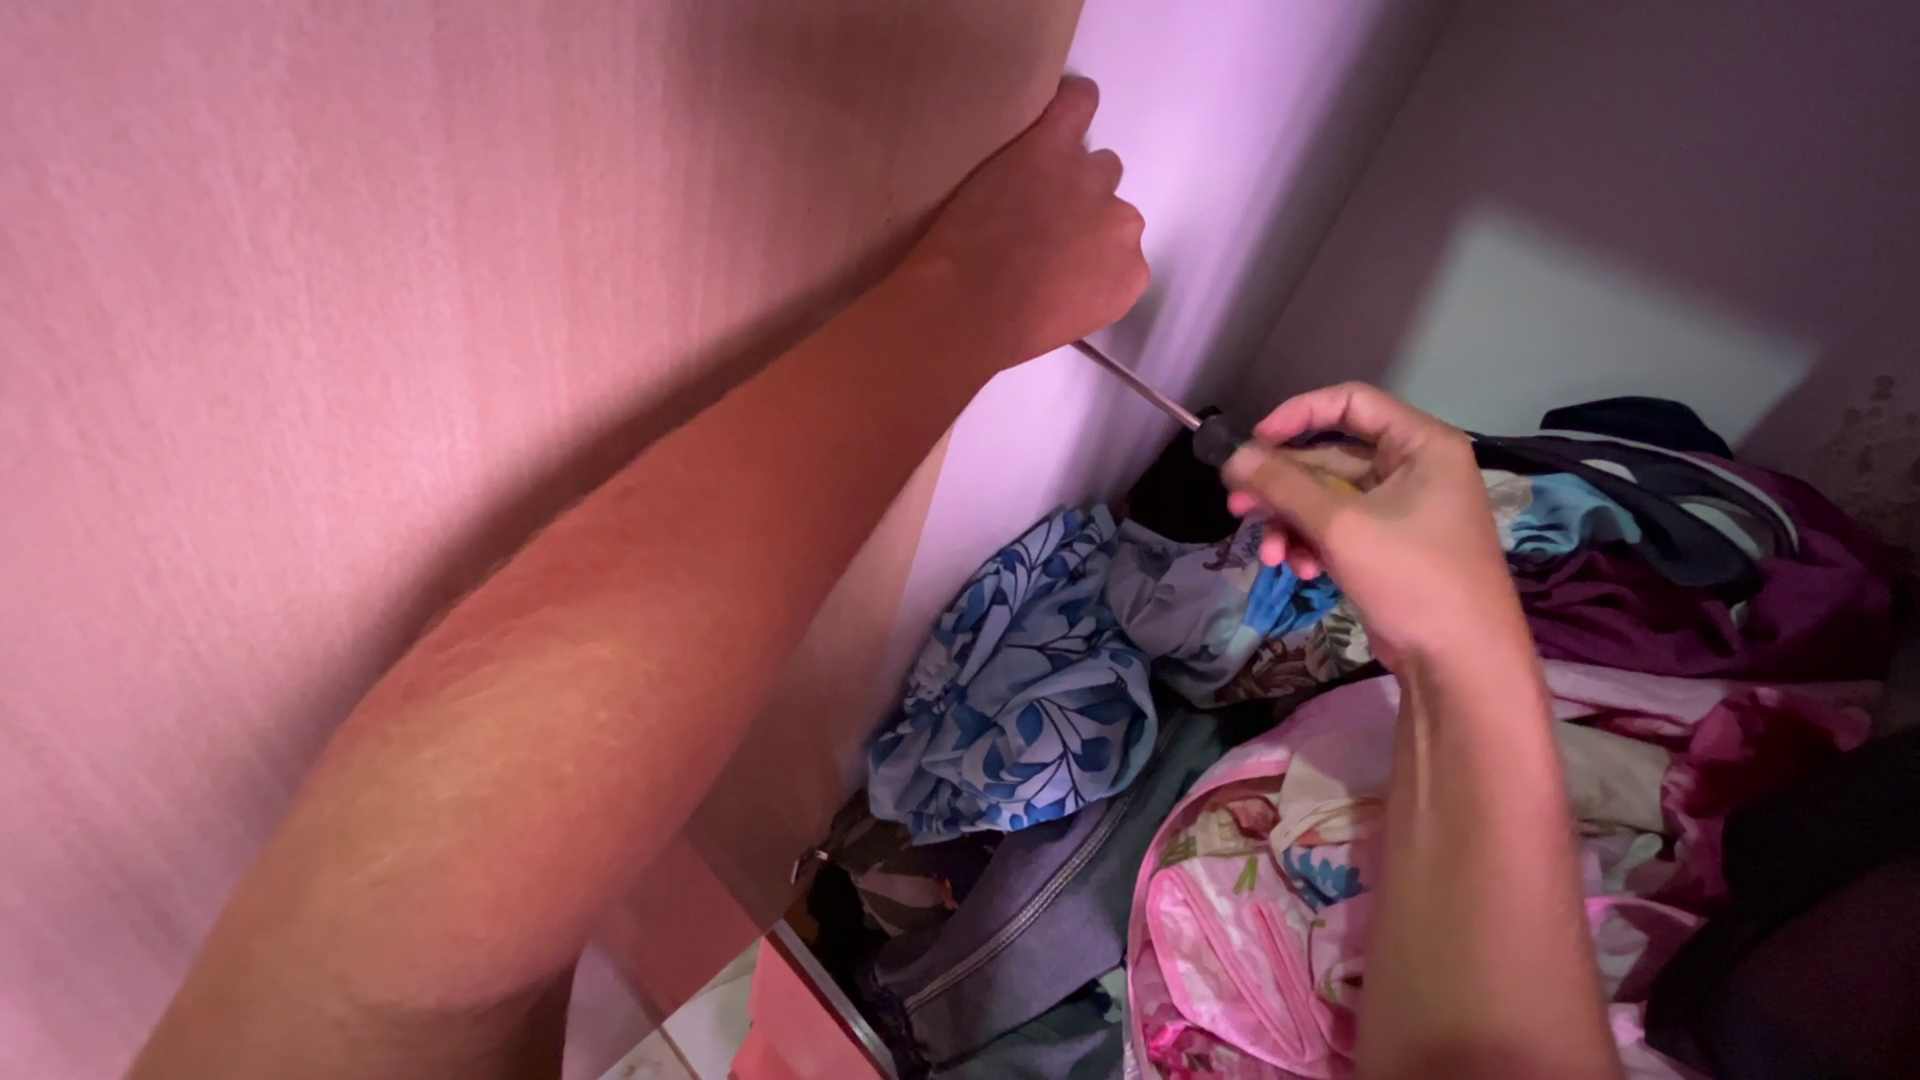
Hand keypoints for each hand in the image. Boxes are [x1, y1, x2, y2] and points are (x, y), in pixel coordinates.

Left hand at [904, 76, 1148, 363]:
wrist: (964, 307)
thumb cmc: (1005, 333)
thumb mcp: (1066, 324)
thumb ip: (1087, 287)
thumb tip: (1071, 266)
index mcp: (1130, 277)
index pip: (1120, 253)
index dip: (1084, 255)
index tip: (1056, 263)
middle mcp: (1124, 226)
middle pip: (1109, 207)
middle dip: (1079, 218)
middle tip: (1035, 234)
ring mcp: (1090, 181)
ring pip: (1095, 166)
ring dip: (1068, 178)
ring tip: (1028, 196)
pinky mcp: (1051, 149)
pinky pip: (1077, 105)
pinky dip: (1072, 105)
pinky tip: (1061, 114)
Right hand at [1222, 383, 1526, 665]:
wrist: (1458, 661)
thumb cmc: (1412, 577)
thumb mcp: (1340, 526)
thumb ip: (1283, 486)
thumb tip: (1233, 456)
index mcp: (1421, 446)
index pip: (1350, 403)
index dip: (1297, 415)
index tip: (1254, 442)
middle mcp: (1412, 469)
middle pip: (1328, 458)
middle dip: (1280, 487)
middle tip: (1237, 505)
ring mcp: (1398, 510)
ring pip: (1323, 499)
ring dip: (1289, 523)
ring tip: (1267, 553)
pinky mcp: (1383, 545)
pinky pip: (1333, 529)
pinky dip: (1310, 545)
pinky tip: (1300, 570)